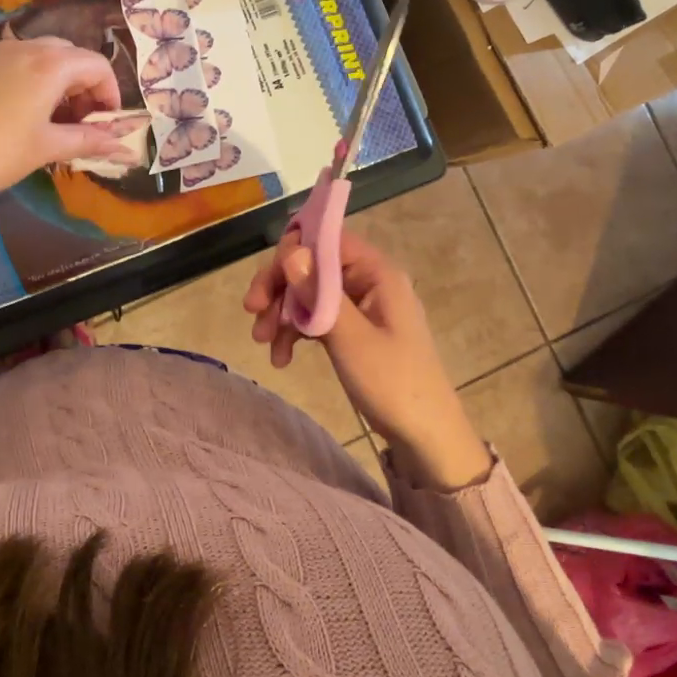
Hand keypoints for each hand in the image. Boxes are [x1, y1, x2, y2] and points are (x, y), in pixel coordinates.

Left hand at [0, 35, 128, 201]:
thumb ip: (89, 141)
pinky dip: (35, 80)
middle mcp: (27, 47)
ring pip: (45, 57)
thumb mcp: (47, 148)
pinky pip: (20, 62)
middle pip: (72, 56)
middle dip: (85, 87)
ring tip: (55, 122)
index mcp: (50, 64)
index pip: (97, 65)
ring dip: (61, 83)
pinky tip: (27, 113)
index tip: (107, 124)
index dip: (110, 94)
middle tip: (82, 124)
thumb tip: (125, 148)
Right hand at [243, 228, 493, 490]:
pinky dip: (293, 332)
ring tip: (262, 343)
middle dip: (279, 287)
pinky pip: (313, 317)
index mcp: (377, 274)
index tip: (266, 284)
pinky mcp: (351, 329)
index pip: (326, 240)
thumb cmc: (393, 384)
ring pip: (307, 292)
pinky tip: (280, 357)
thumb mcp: (351, 338)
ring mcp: (359, 307)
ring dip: (280, 313)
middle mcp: (368, 282)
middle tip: (251, 313)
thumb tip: (291, 250)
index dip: (291, 252)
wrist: (424, 436)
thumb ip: (319, 293)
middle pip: (311, 265)